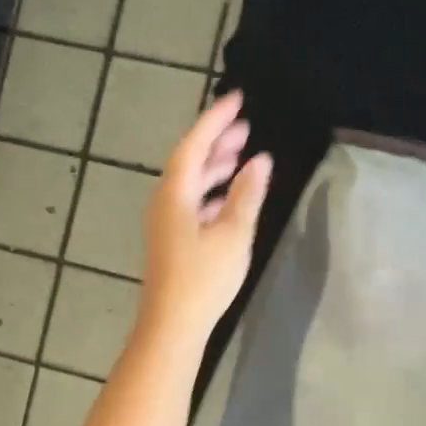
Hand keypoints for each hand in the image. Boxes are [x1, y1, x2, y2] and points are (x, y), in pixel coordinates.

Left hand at [140, 91, 272, 343]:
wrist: (172, 325)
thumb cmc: (203, 279)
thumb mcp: (233, 235)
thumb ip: (247, 195)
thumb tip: (260, 161)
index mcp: (176, 193)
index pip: (196, 144)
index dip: (216, 119)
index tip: (238, 99)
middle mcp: (165, 201)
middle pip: (190, 161)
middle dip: (217, 142)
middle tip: (245, 128)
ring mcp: (165, 223)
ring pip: (191, 184)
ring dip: (215, 168)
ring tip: (241, 158)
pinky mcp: (171, 242)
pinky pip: (191, 203)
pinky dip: (212, 193)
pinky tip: (229, 200)